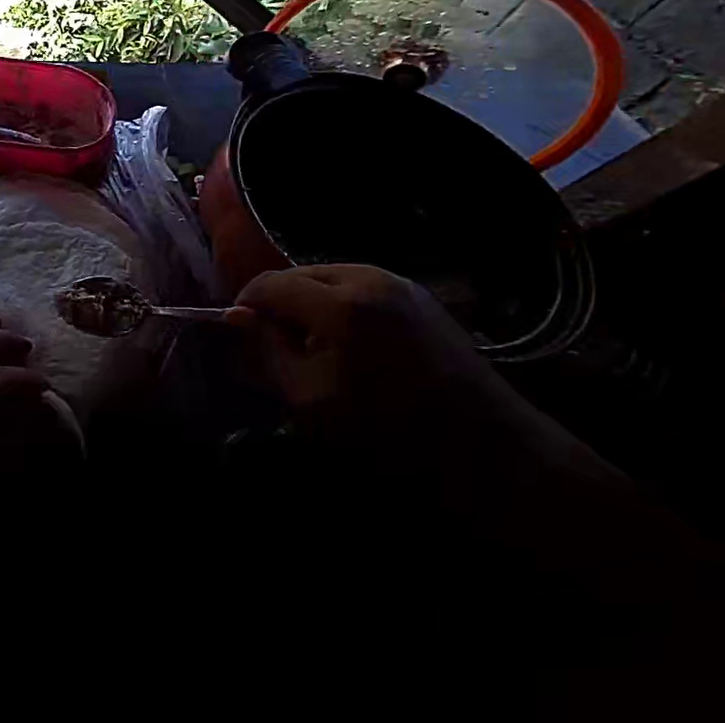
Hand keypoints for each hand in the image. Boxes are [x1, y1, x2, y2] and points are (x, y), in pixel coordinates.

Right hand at [230, 265, 506, 448]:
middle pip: (297, 273)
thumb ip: (268, 349)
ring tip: (309, 339)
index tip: (237, 329)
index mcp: (340, 306)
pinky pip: (357, 284)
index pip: (269, 284)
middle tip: (273, 338)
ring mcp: (399, 283)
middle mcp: (369, 280)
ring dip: (307, 300)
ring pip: (326, 275)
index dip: (245, 303)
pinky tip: (344, 337)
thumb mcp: (308, 397)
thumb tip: (240, 317)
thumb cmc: (388, 432)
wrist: (486, 450)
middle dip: (277, 301)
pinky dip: (337, 301)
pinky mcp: (418, 294)